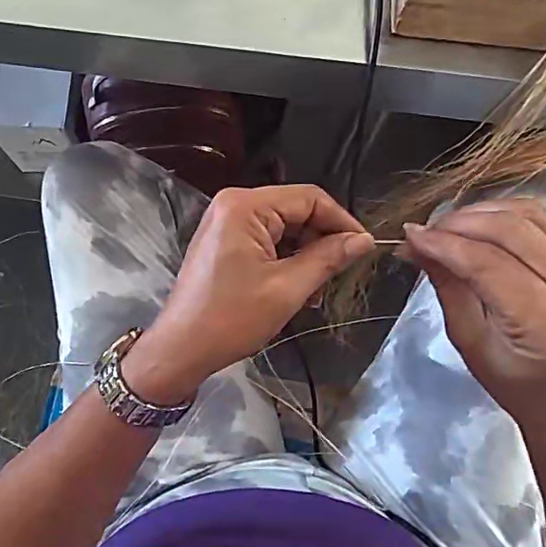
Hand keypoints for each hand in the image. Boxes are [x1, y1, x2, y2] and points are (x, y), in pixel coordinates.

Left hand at [122, 185, 374, 405]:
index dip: (341, 220)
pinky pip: (267, 240)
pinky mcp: (224, 241)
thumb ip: (328, 258)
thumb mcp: (288, 288)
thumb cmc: (231, 318)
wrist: (181, 349)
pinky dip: (287, 259)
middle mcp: (234, 204)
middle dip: (323, 239)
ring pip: (284, 227)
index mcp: (245, 206)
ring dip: (307, 253)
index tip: (364, 247)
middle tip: (343, 271)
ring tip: (320, 288)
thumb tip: (364, 241)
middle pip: (296, 210)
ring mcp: (226, 222)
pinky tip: (299, 287)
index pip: (309, 198)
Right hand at [398, 199, 545, 436]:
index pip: (492, 266)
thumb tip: (416, 242)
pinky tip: (479, 224)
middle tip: (427, 229)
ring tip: (448, 226)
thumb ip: (448, 287)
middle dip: (461, 223)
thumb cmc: (515, 383)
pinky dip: (507, 216)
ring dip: (482, 213)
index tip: (412, 236)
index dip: (448, 244)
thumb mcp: (471, 343)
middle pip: (514, 233)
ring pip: (531, 217)